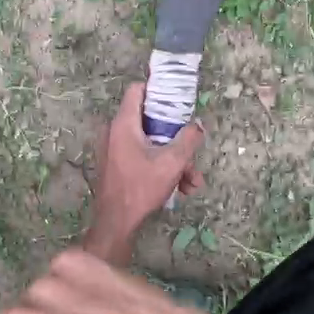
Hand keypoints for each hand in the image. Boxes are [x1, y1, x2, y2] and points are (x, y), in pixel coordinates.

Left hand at [84, 83, 204, 264]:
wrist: (116, 222)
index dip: (158, 90)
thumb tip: (198, 126)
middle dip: (176, 138)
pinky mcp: (118, 166)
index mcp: (124, 124)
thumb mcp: (172, 162)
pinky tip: (181, 189)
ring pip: (151, 144)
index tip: (177, 99)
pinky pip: (143, 158)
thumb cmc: (141, 187)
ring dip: (174, 160)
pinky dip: (162, 169)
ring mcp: (115, 150)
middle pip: (151, 121)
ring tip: (191, 181)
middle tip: (191, 152)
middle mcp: (115, 132)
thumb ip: (188, 140)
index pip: (137, 90)